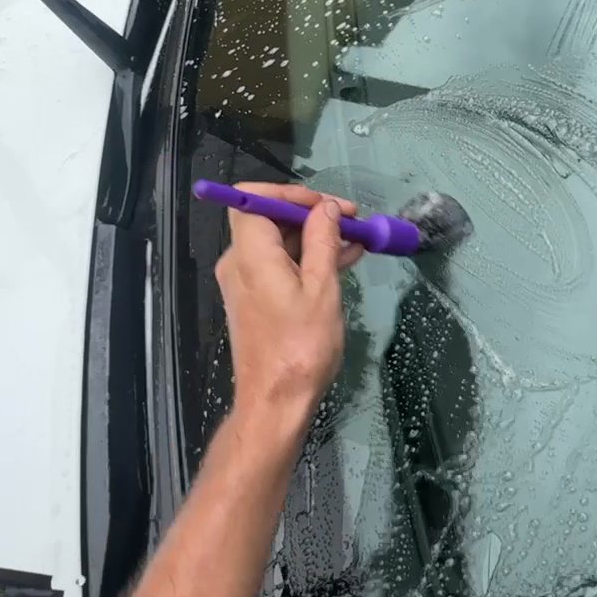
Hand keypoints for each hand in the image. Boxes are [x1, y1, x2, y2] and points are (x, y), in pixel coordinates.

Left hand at [215, 184, 364, 426]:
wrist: (276, 403)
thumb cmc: (301, 346)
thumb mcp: (322, 288)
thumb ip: (324, 241)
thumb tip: (327, 208)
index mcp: (250, 254)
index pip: (254, 198)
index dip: (291, 192)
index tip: (327, 205)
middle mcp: (239, 262)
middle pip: (269, 217)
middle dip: (312, 213)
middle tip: (352, 220)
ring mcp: (246, 282)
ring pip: (279, 241)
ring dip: (316, 236)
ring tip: (357, 239)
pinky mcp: (255, 299)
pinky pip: (280, 264)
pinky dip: (308, 257)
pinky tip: (344, 259)